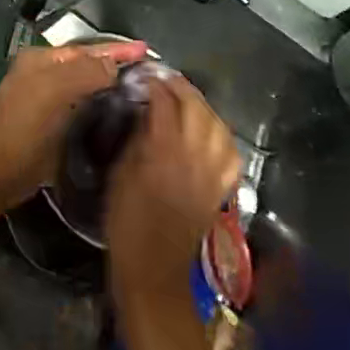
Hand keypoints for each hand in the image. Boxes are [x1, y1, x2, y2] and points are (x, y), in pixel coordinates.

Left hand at [0, 41, 145, 204]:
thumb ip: (88, 71)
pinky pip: (83, 108)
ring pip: (87, 87)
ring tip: (142, 92)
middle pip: (89, 64)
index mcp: (42, 59)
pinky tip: (120, 115)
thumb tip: (116, 66)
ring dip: (112, 87)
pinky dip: (102, 107)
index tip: (148, 51)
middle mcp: (43, 74)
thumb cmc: (23, 128)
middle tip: (150, 73)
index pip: (88, 48)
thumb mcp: (56, 90)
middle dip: (117, 66)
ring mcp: (46, 100)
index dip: (118, 49)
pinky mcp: (50, 125)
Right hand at [105, 73, 240, 272]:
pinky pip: (229, 149)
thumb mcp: (120, 177)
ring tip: (186, 98)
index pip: (164, 104)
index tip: (144, 78)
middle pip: (195, 106)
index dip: (155, 86)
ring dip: (202, 104)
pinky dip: (220, 133)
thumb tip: (145, 114)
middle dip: (180, 87)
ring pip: (216, 123)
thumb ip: (136, 140)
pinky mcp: (221, 185)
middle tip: (165, 80)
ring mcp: (212, 170)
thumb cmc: (127, 224)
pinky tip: (209, 128)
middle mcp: (193, 155)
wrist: (154, 271)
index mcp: (163, 152)